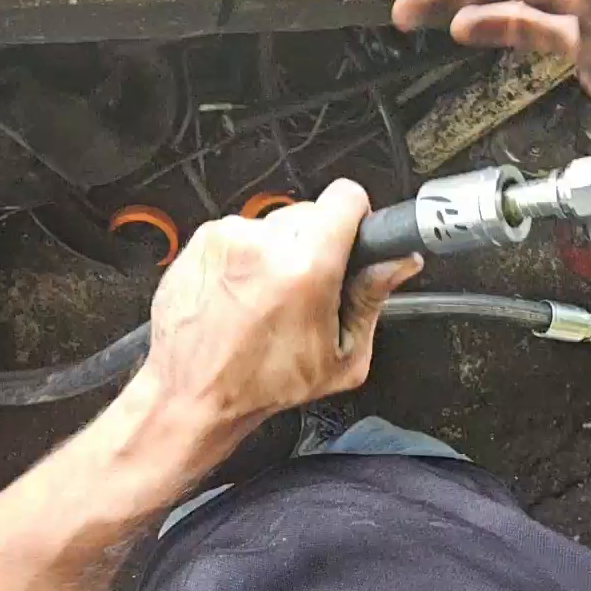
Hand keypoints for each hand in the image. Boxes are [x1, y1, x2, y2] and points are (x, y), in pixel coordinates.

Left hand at [138, 180, 422, 433]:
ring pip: (275, 224)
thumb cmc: (260, 385)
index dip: (356, 217)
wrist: (193, 393)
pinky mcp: (202, 241)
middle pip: (311, 211)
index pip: (347, 196)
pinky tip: (244, 296)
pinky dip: (247, 258)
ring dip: (280, 252)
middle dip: (317, 244)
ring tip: (271, 299)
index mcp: (306, 267)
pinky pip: (242, 235)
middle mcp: (263, 243)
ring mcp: (227, 238)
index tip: (352, 239)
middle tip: (309, 289)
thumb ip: (372, 300)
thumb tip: (397, 265)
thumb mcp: (341, 359)